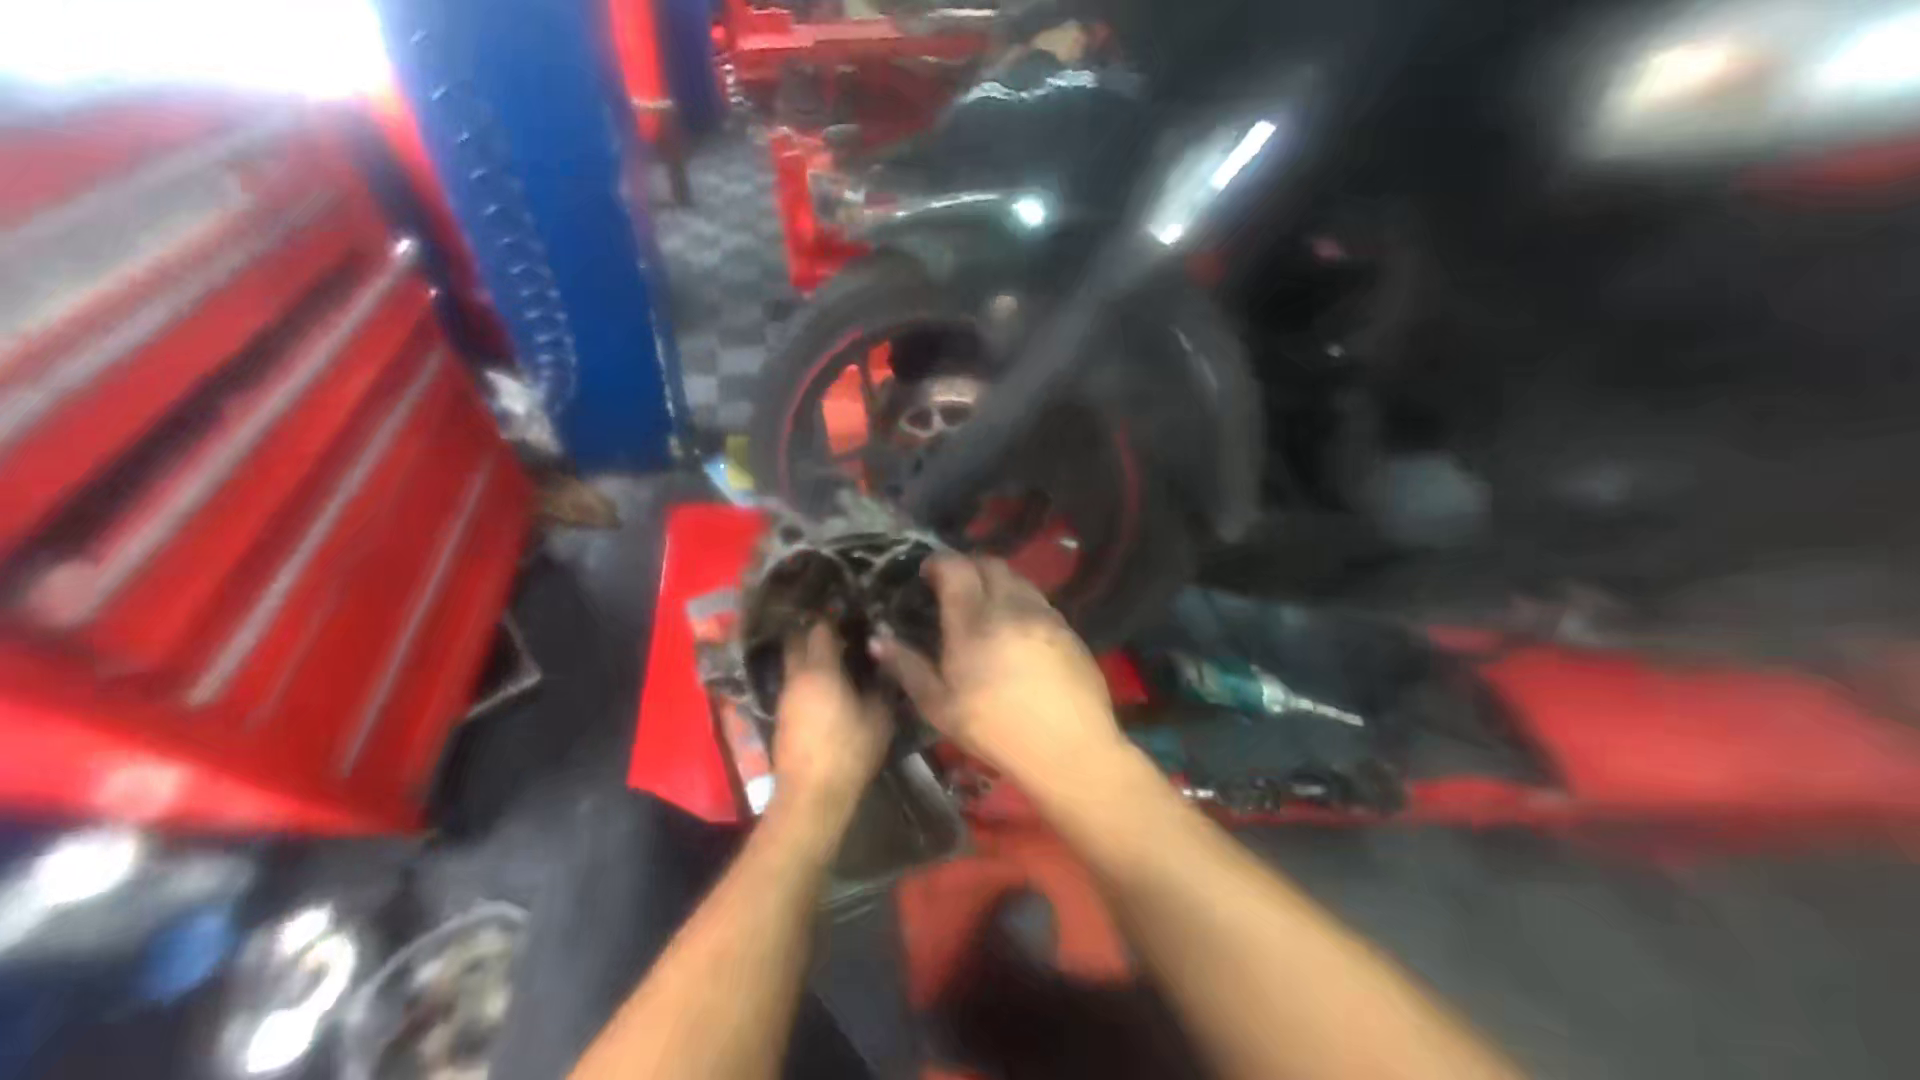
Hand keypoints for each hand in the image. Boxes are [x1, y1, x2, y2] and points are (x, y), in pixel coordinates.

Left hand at [772, 624, 890, 824]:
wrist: (811, 795)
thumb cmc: (849, 752)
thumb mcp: (879, 719)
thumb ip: (882, 688)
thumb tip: (884, 668)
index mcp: (821, 671)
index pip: (820, 630)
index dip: (833, 620)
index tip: (850, 617)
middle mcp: (797, 678)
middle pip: (797, 642)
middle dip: (813, 633)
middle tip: (839, 633)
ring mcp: (784, 698)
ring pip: (793, 665)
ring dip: (809, 658)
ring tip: (836, 661)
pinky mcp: (781, 718)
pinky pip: (794, 686)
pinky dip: (807, 680)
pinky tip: (827, 690)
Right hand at [871, 555, 1123, 785]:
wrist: (1070, 750)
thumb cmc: (996, 731)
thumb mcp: (940, 707)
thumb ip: (907, 667)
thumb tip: (878, 639)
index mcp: (975, 622)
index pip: (956, 568)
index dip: (938, 562)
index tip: (927, 574)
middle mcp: (1012, 607)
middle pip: (990, 564)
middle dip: (968, 566)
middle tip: (954, 587)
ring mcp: (1045, 616)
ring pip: (1018, 579)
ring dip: (997, 582)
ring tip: (986, 606)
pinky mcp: (1069, 630)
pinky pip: (1039, 600)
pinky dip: (1021, 601)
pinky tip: (1016, 630)